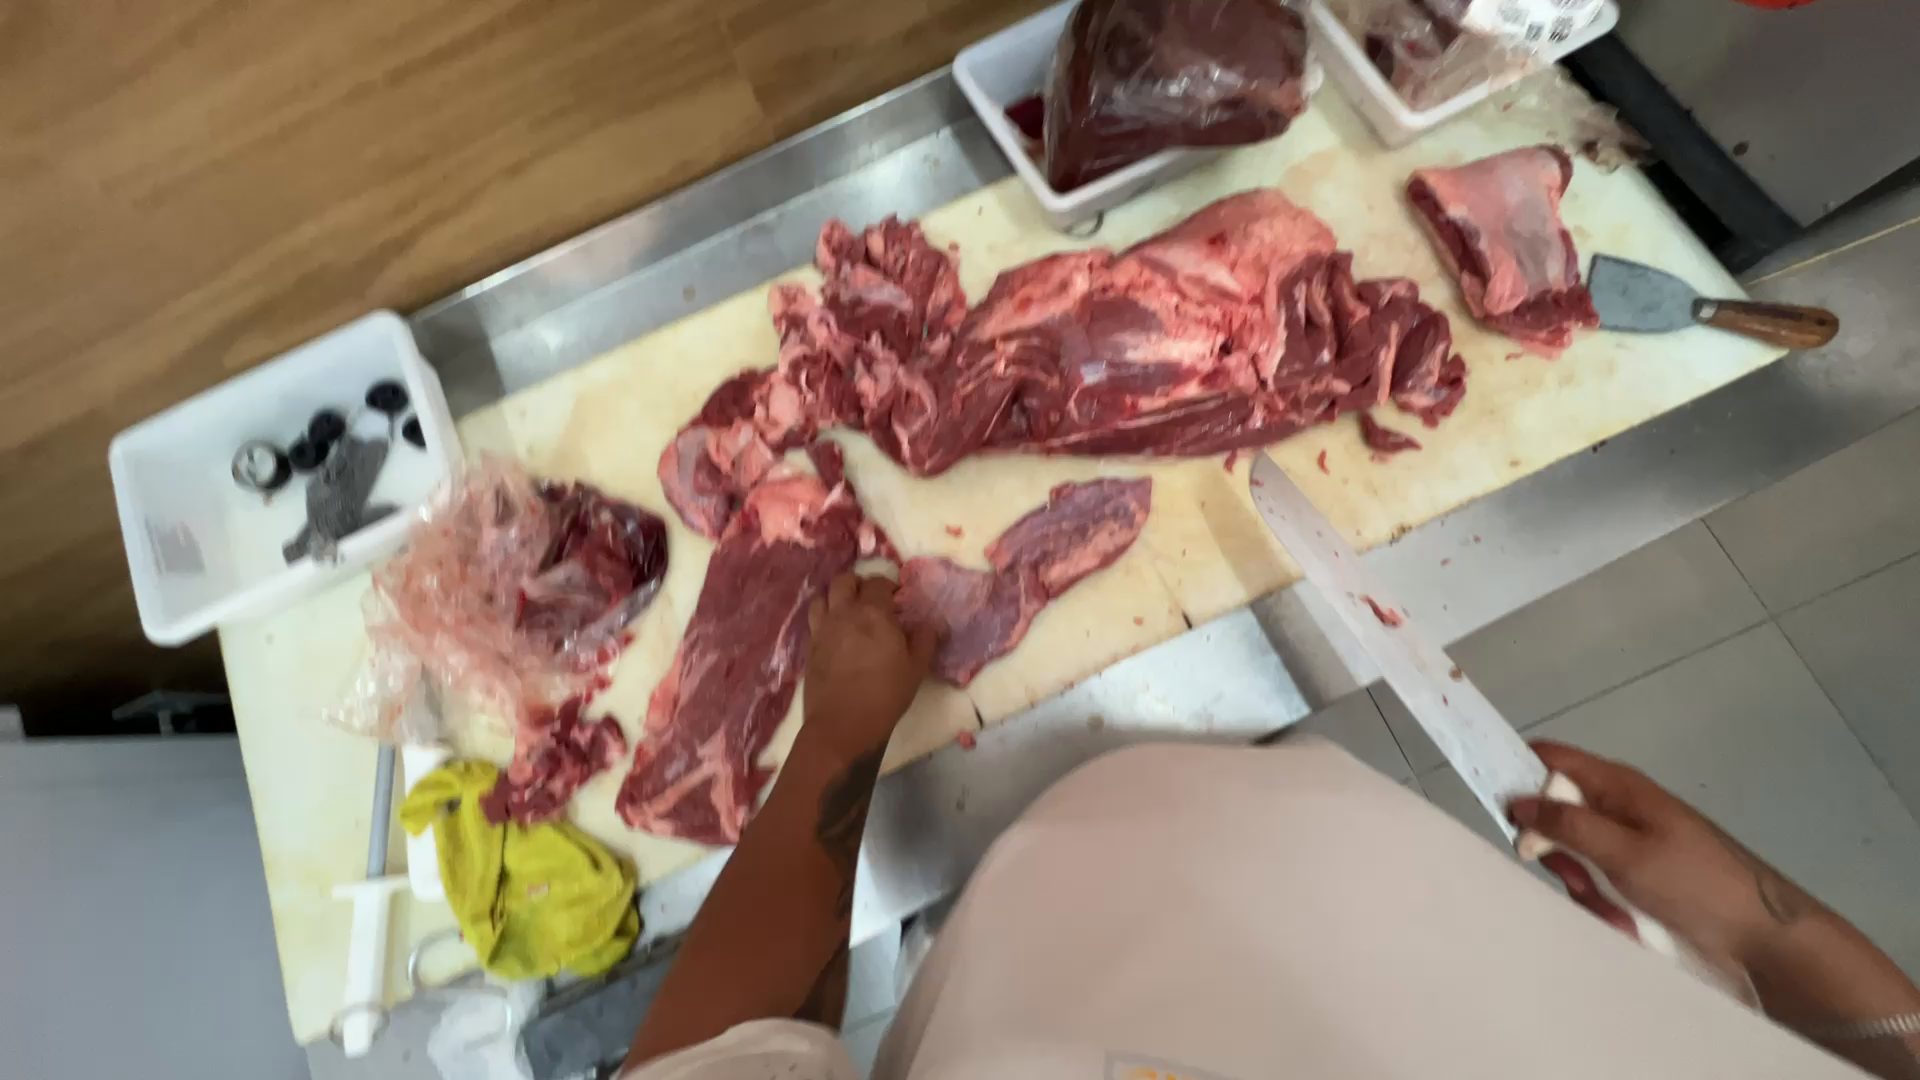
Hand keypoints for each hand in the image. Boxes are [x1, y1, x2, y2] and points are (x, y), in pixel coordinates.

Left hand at [804, 574, 936, 759]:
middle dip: (859, 584)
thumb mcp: (916, 668)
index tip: (897, 599)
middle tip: (871, 600)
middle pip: (844, 581)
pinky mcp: (809, 646)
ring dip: (836, 597)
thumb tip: (932, 624)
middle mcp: (844, 613)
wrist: (842, 724)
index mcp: (873, 613)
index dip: (888, 586)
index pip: (878, 582)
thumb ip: (925, 640)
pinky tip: (835, 631)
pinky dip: (824, 616)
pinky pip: (814, 619)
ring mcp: (822, 628)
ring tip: (848, 611)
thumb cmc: (885, 694)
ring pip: (823, 596)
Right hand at [1508, 740, 1825, 968]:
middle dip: (1550, 843)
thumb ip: (1565, 823)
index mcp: (1614, 784)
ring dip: (1576, 878)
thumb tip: (1515, 801)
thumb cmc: (1696, 882)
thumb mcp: (1623, 851)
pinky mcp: (1634, 871)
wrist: (1772, 941)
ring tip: (1606, 907)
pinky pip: (1593, 875)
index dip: (1515, 768)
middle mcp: (1615, 805)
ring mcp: (1625, 839)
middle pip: (1551, 808)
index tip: (1495, 800)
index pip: (1547, 756)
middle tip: (1565, 871)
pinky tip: (1621, 920)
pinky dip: (1598, 898)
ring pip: (1569, 848)